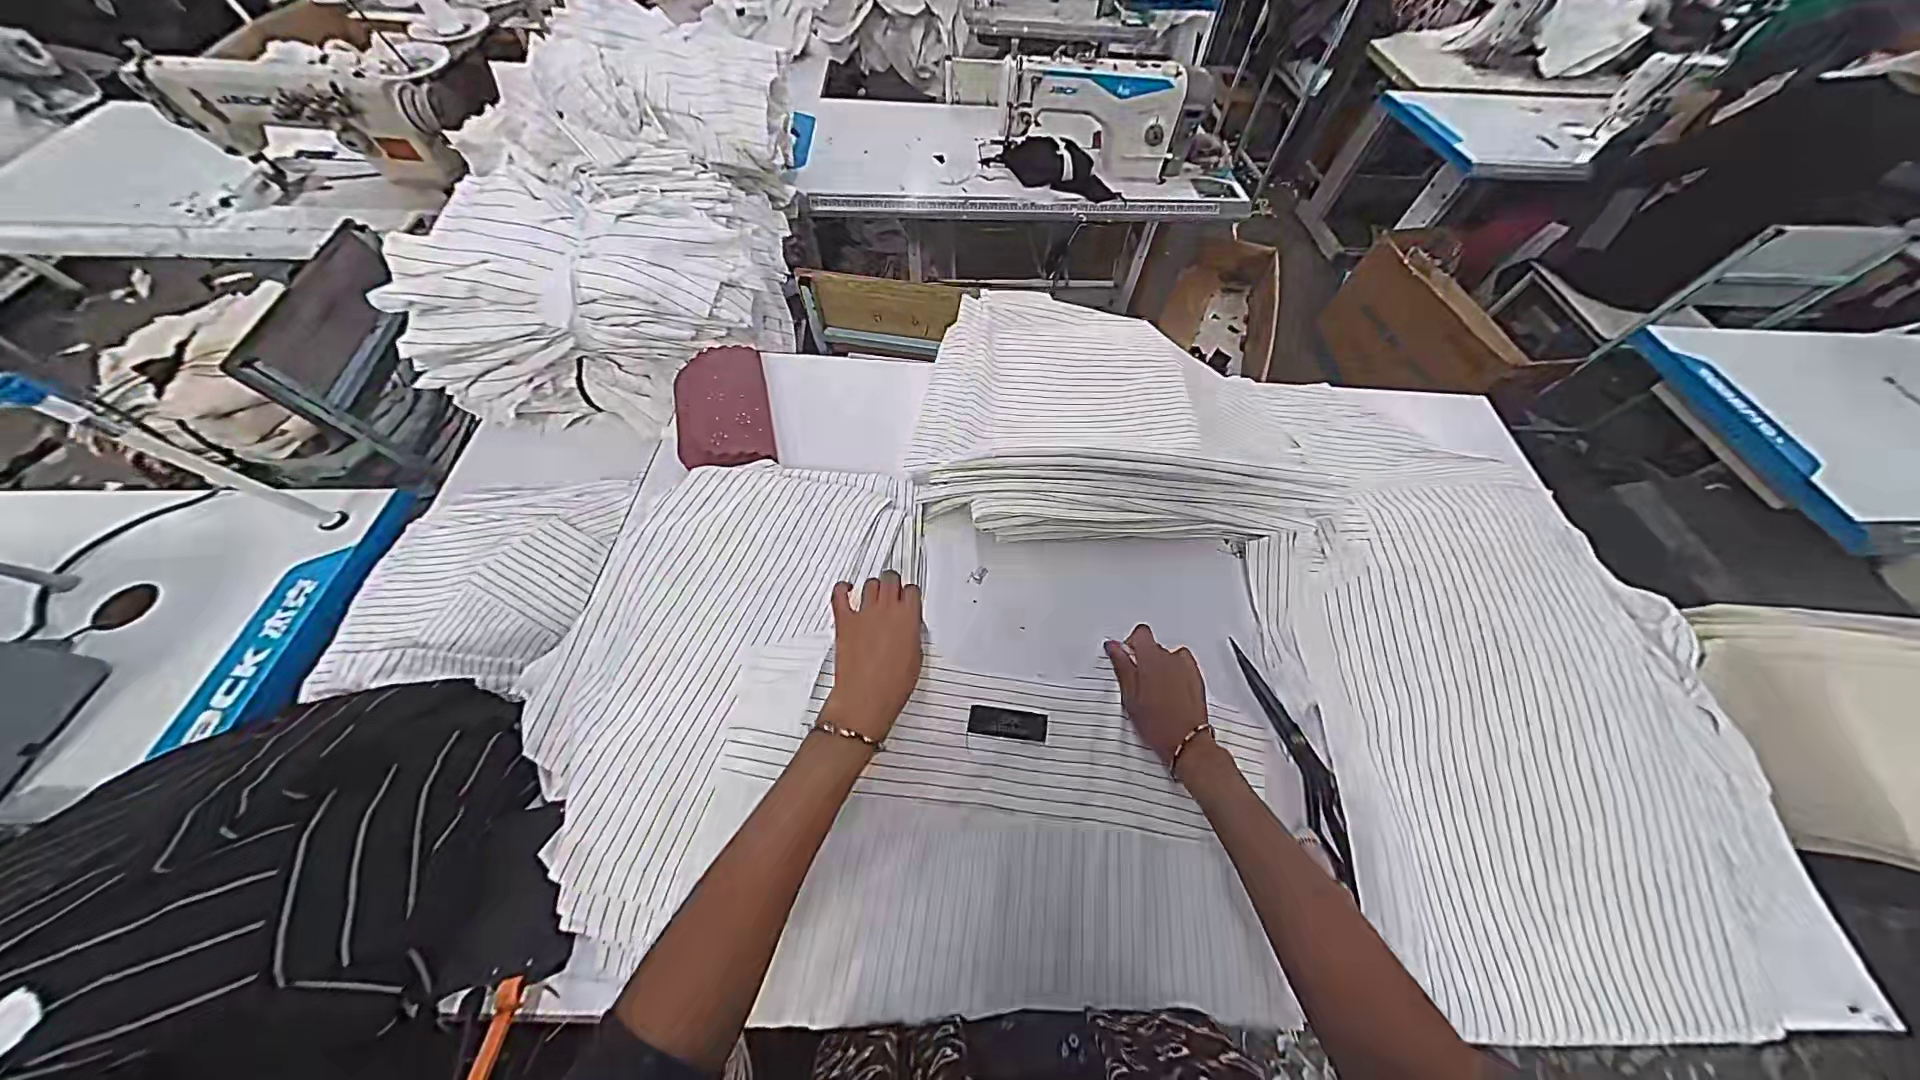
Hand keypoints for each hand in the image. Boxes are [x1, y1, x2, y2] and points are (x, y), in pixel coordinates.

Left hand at [823, 571, 922, 742]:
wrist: (866, 697)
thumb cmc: (892, 684)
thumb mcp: (916, 657)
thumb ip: (912, 634)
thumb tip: (908, 629)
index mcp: (908, 617)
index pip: (912, 590)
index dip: (910, 593)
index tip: (908, 596)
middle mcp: (887, 610)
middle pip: (890, 579)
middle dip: (893, 581)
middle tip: (892, 587)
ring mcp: (864, 613)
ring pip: (869, 583)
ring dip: (873, 585)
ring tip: (873, 591)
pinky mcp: (844, 621)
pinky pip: (839, 594)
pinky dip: (842, 588)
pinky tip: (845, 588)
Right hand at [1105, 624, 1212, 772]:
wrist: (1186, 742)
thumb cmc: (1159, 723)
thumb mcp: (1130, 695)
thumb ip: (1122, 666)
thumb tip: (1114, 647)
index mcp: (1153, 659)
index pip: (1141, 633)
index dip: (1131, 644)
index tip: (1126, 659)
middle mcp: (1173, 659)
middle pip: (1154, 646)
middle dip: (1144, 660)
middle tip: (1137, 684)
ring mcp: (1188, 668)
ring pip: (1169, 657)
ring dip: (1160, 667)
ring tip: (1153, 691)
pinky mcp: (1198, 679)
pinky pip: (1182, 667)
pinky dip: (1175, 675)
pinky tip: (1167, 694)